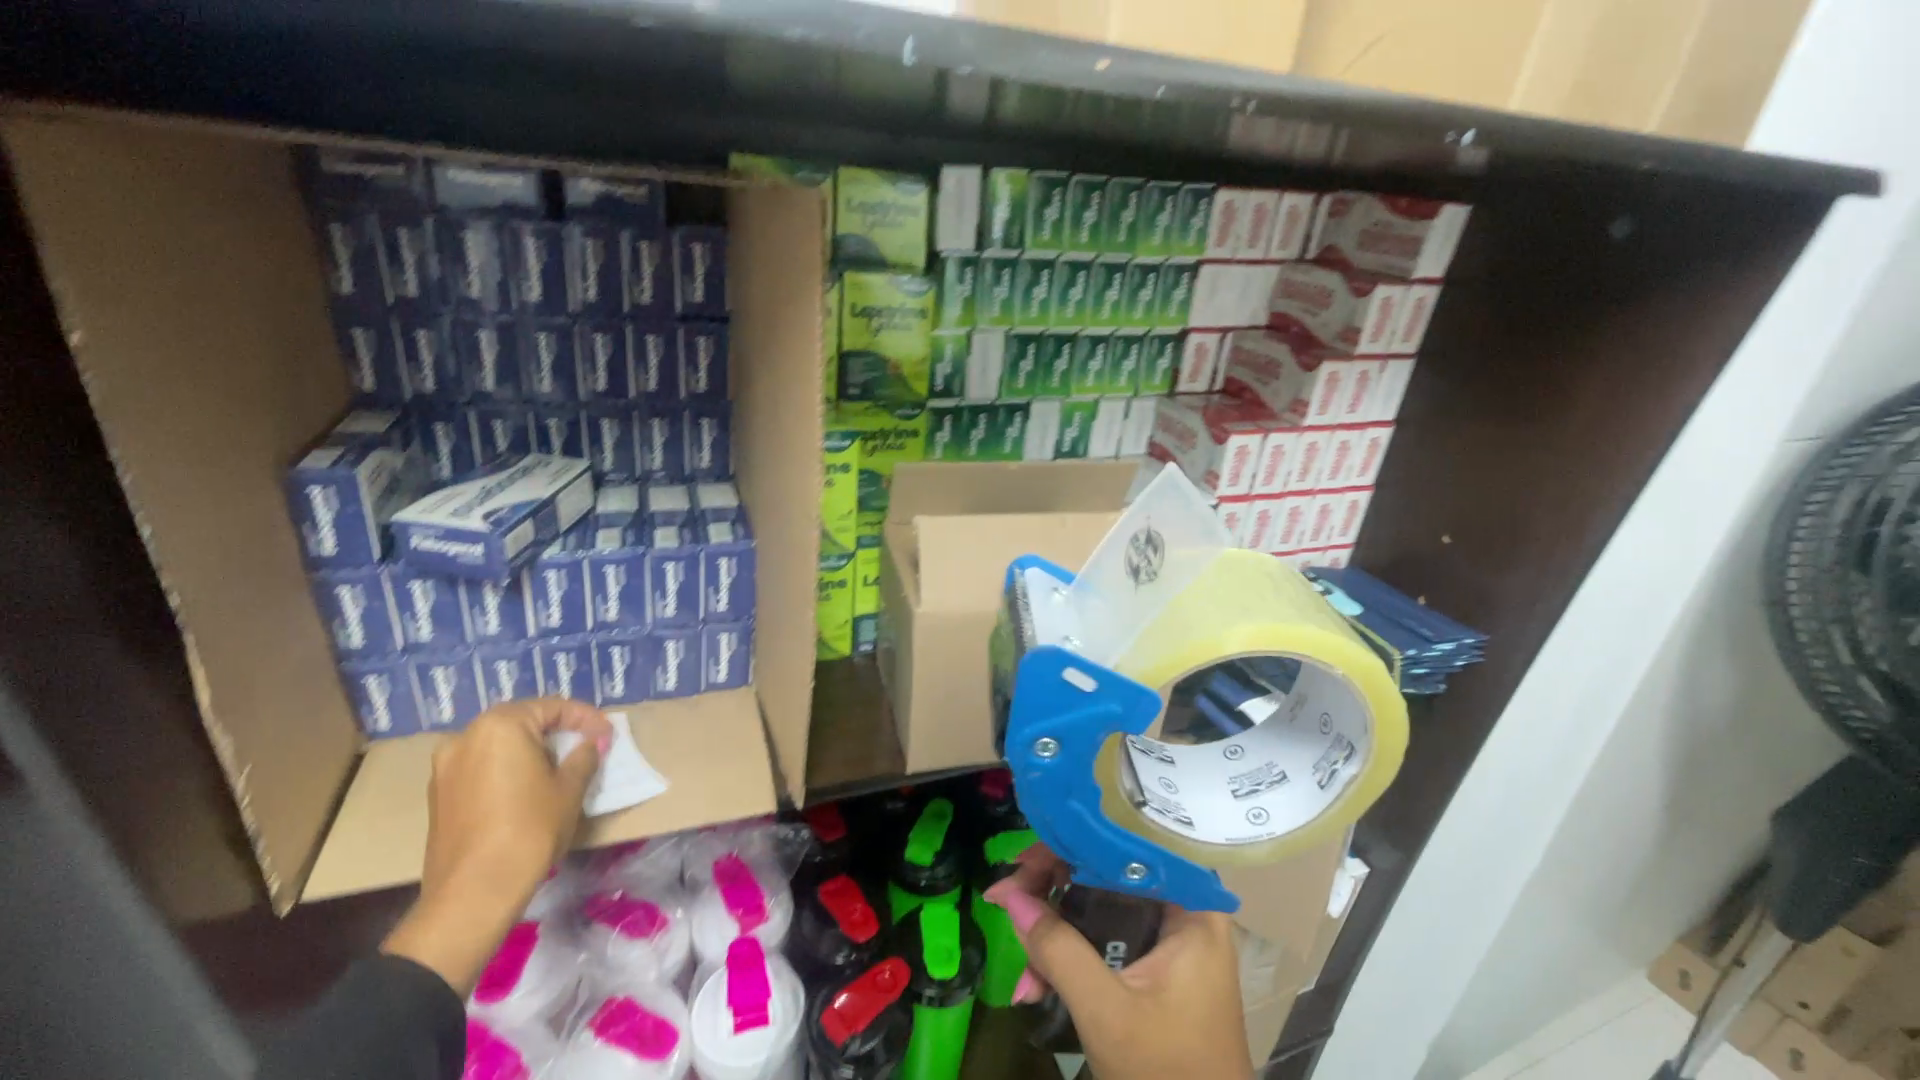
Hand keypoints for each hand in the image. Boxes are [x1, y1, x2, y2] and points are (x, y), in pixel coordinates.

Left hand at [382, 698, 610, 995]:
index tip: (608, 736)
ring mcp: (446, 766)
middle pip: (520, 721)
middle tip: (585, 747)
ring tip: (558, 770)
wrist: (474, 892)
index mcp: (500, 726)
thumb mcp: (569, 790)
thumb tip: (591, 744)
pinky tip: (526, 790)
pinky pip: (481, 767)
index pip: (551, 707)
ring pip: (497, 745)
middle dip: (555, 731)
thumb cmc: (529, 830)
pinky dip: (506, 770)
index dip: (586, 718)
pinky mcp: (439, 794)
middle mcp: (466, 736)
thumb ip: (583, 758)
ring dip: (530, 751)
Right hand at [984, 846, 1252, 1079]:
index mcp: (1192, 909)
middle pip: (1108, 873)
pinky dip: (1071, 957)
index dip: (1072, 842)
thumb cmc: (1168, 1072)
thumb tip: (1008, 895)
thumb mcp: (1105, 1011)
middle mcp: (1185, 912)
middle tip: (1005, 899)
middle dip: (1052, 891)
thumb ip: (1058, 950)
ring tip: (1022, 972)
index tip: (1023, 861)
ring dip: (1054, 933)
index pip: (1127, 845)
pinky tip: (1037, 986)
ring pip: (1100, 908)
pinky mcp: (1156, 965)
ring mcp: (1170, 940)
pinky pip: (1106, 940)